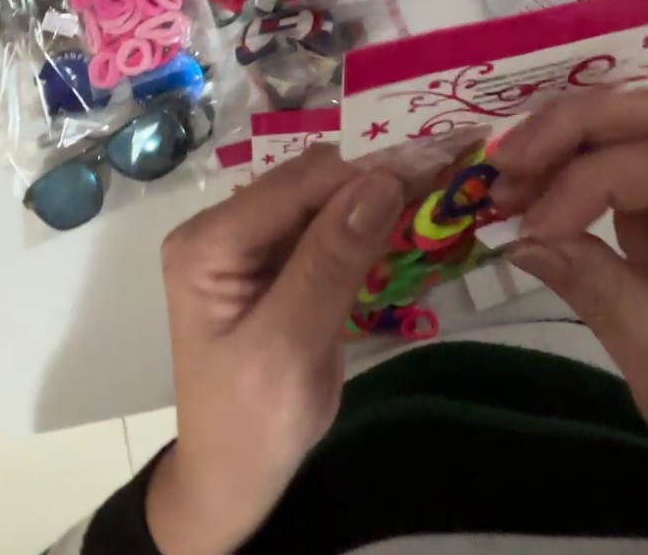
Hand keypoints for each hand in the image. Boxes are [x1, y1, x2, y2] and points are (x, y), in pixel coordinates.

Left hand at [147, 135, 482, 554]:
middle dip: (371, 180)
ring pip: (321, 195)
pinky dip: (363, 220)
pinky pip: (323, 222)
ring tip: (428, 191)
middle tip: (439, 180)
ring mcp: (246, 240)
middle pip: (308, 181)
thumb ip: (332, 260)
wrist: (234, 475)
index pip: (296, 185)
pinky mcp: (272, 257)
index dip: (364, 176)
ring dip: (372, 196)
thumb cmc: (254, 422)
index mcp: (208, 243)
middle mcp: (221, 226)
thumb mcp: (291, 345)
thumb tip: (382, 181)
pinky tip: (398, 221)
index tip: (433, 171)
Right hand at [491, 88, 647, 554]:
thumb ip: (602, 295)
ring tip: (509, 171)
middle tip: (507, 162)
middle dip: (577, 126)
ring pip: (641, 125)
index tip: (532, 229)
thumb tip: (524, 240)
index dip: (591, 182)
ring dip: (569, 134)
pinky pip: (624, 160)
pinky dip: (571, 162)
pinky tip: (532, 184)